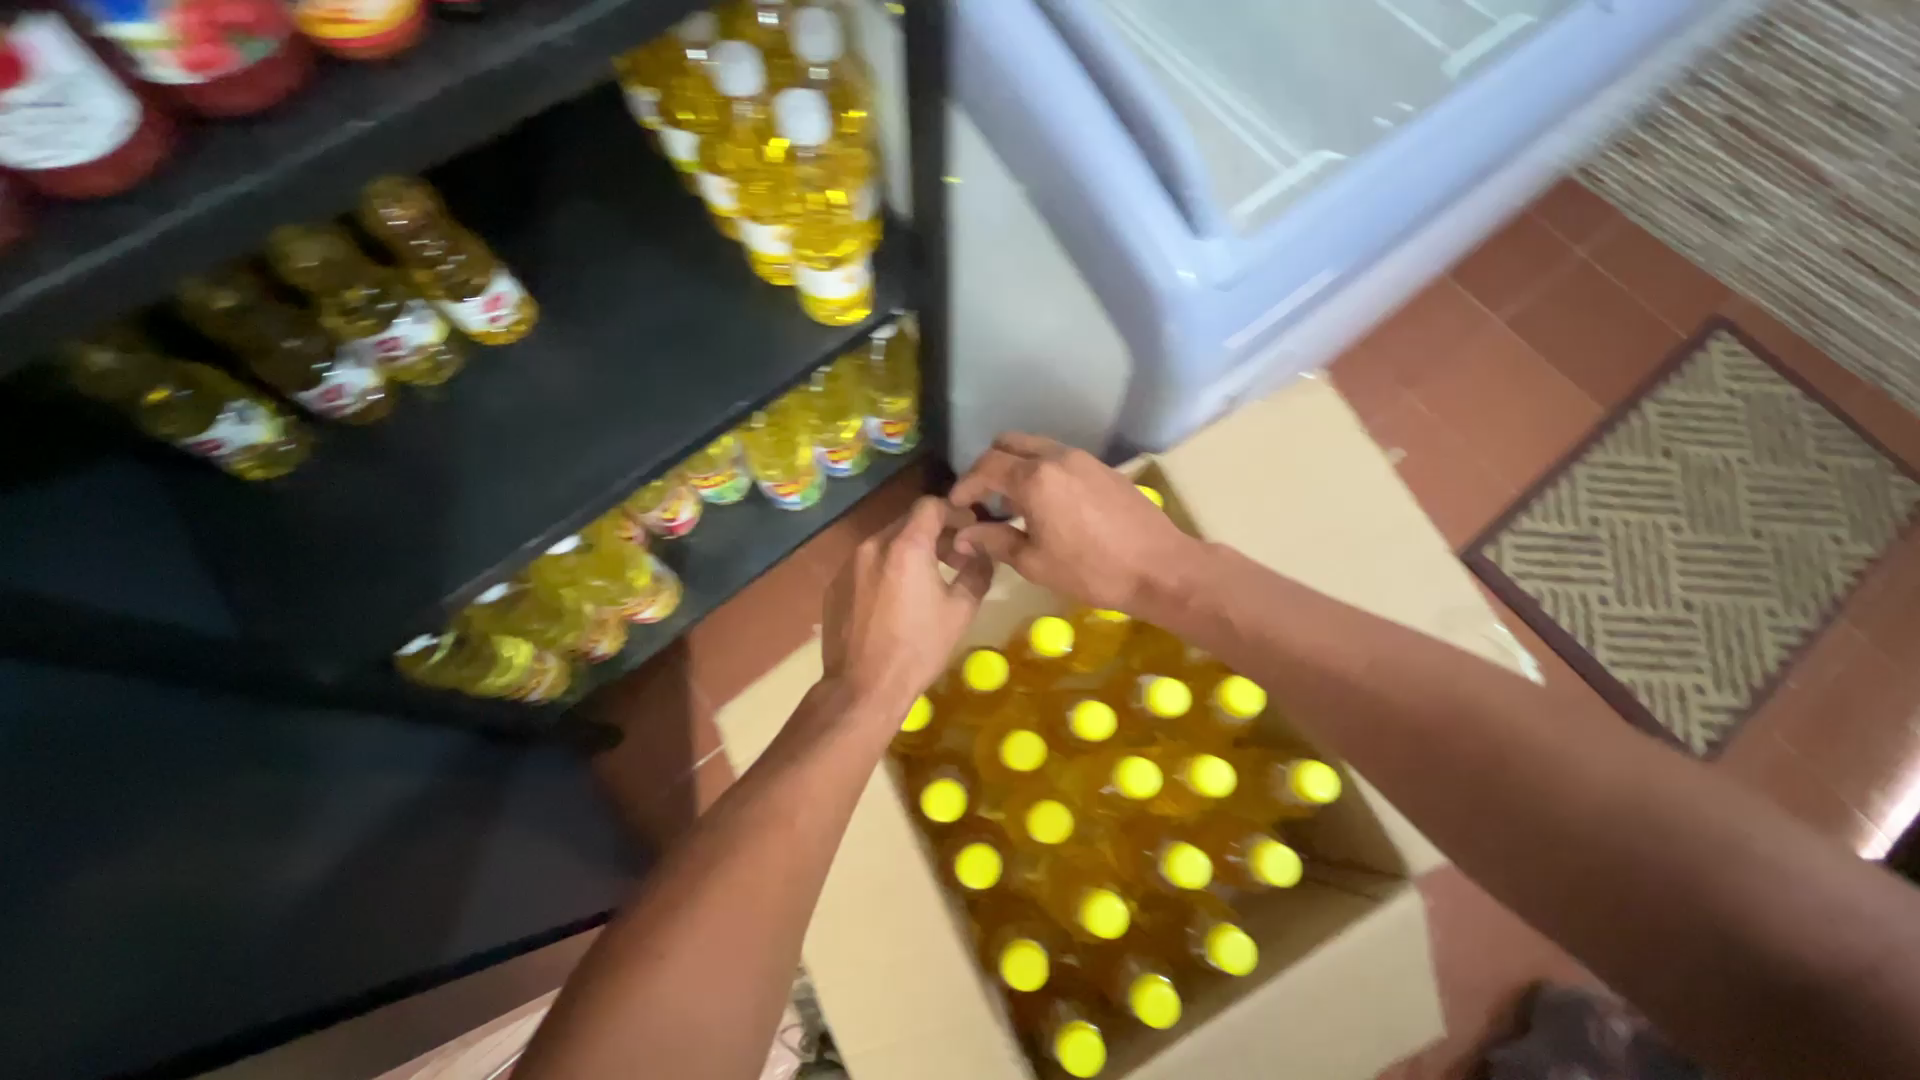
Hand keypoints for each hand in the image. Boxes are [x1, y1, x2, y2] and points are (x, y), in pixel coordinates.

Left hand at [821, 496, 992, 728]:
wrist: (863, 687)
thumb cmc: (918, 648)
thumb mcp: (961, 611)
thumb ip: (977, 572)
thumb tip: (981, 554)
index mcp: (906, 547)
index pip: (931, 505)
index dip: (954, 512)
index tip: (968, 530)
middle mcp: (873, 546)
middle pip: (907, 522)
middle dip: (934, 533)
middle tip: (954, 557)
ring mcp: (848, 565)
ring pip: (885, 543)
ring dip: (909, 550)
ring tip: (926, 579)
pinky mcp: (835, 585)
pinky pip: (866, 564)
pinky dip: (886, 569)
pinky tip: (895, 599)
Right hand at [948, 433, 1196, 615]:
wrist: (1159, 567)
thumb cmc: (1091, 570)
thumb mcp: (1034, 562)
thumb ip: (993, 541)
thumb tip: (961, 536)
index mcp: (1034, 479)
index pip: (986, 467)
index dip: (965, 485)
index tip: (956, 505)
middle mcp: (1056, 457)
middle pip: (1008, 443)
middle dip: (988, 466)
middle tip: (982, 498)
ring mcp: (1083, 459)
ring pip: (1036, 447)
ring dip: (1016, 466)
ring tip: (1012, 502)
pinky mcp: (1103, 468)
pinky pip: (1060, 457)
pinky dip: (1041, 470)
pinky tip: (1046, 504)